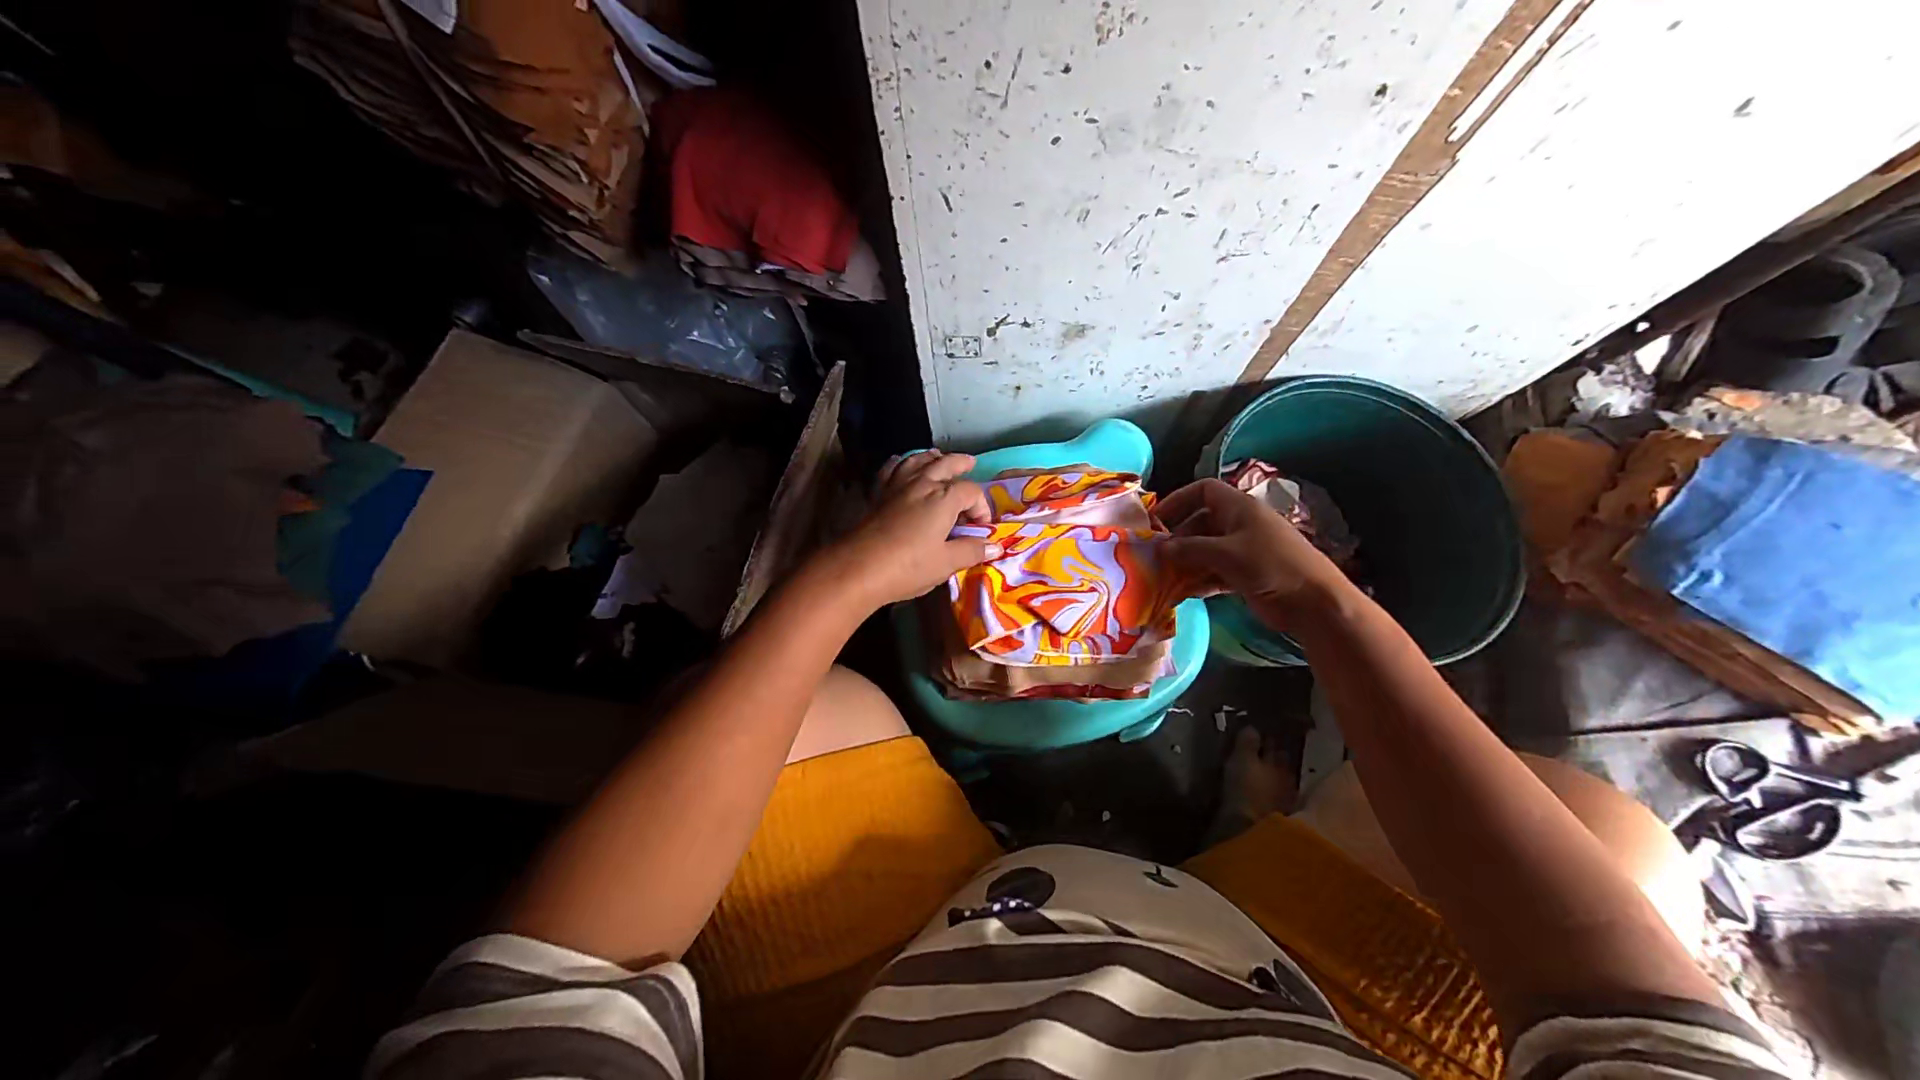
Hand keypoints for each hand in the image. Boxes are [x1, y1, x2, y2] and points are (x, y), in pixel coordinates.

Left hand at [818, 450, 1002, 609]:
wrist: (858, 568)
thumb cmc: (908, 567)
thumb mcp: (946, 563)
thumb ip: (971, 551)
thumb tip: (994, 546)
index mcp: (944, 499)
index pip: (971, 492)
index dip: (981, 508)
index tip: (981, 529)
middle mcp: (922, 485)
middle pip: (945, 464)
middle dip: (960, 463)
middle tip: (970, 463)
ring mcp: (897, 487)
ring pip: (917, 461)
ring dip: (931, 457)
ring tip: (939, 456)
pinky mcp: (878, 495)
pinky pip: (892, 469)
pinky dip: (901, 463)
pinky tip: (901, 464)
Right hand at [1157, 478, 1348, 630]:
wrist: (1313, 602)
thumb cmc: (1270, 566)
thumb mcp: (1225, 554)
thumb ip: (1189, 549)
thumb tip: (1160, 547)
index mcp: (1239, 508)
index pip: (1204, 491)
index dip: (1179, 500)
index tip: (1157, 519)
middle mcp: (1240, 524)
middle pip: (1201, 522)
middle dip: (1179, 537)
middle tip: (1157, 555)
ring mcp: (1244, 550)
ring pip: (1206, 550)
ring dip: (1186, 562)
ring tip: (1165, 577)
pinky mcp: (1246, 574)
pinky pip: (1214, 571)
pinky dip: (1199, 580)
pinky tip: (1184, 593)